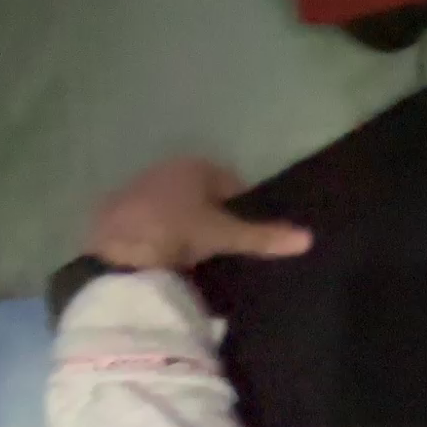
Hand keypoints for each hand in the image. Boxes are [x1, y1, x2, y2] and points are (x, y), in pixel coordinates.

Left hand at [85, 157, 311, 269]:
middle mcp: (167, 169)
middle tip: (235, 249)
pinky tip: (178, 260)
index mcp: (194, 166)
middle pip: (207, 195)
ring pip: (183, 209)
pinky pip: (161, 224)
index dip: (247, 207)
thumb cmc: (177, 230)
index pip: (233, 182)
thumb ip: (264, 237)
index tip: (254, 234)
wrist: (118, 250)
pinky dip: (172, 238)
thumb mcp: (226, 236)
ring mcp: (142, 189)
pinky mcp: (123, 214)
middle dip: (220, 218)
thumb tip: (309, 239)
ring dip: (195, 229)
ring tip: (209, 259)